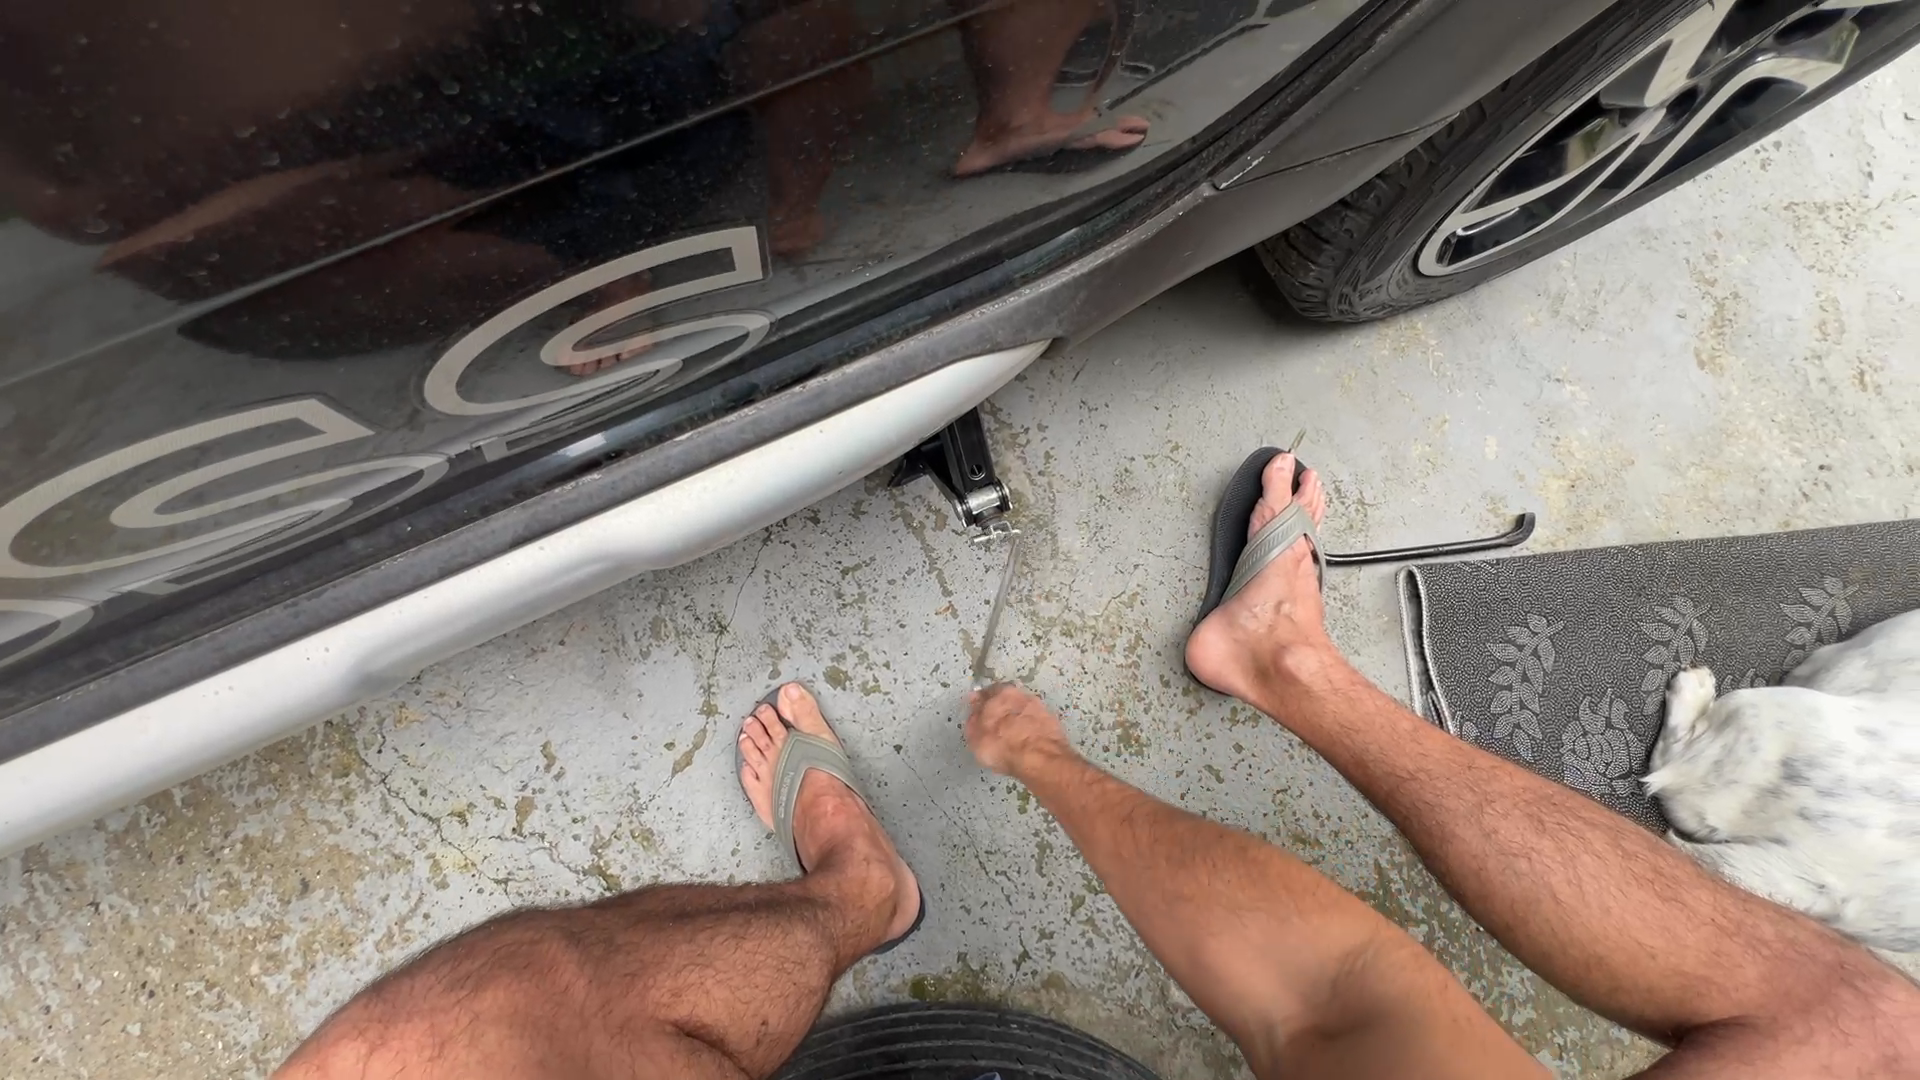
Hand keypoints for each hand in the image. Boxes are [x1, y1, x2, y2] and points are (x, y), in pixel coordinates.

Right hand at [965, 683, 1075, 777]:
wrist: (1040, 759)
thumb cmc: (1005, 746)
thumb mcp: (976, 737)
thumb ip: (973, 722)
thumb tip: (973, 715)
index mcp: (1001, 692)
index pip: (987, 693)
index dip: (981, 704)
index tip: (978, 713)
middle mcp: (1022, 696)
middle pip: (1008, 700)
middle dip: (1002, 711)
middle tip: (996, 727)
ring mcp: (1040, 709)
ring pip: (1024, 712)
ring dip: (1018, 721)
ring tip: (1012, 739)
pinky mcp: (1053, 725)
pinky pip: (1036, 726)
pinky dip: (1031, 732)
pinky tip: (1027, 744)